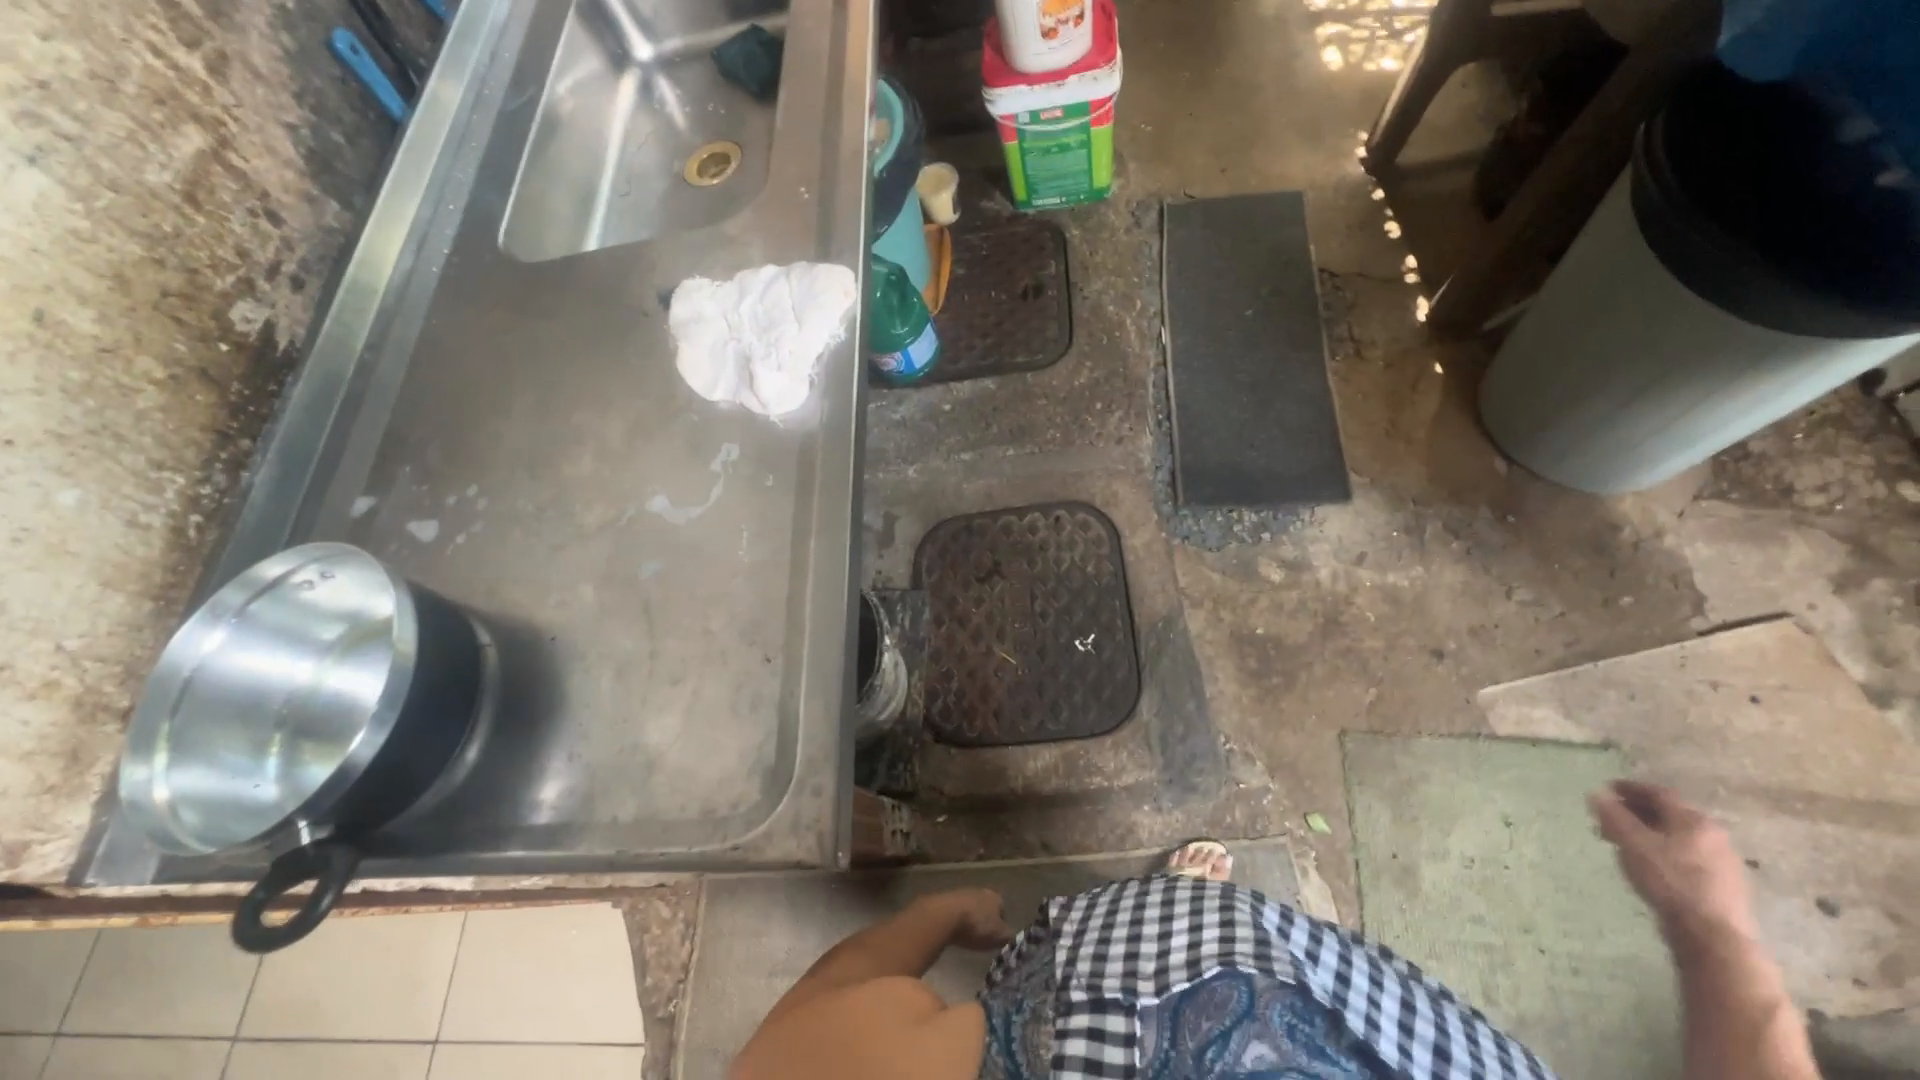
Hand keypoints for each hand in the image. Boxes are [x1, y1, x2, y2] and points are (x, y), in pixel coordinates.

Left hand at [923, 888, 1013, 951]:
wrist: (944, 916)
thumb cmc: (976, 926)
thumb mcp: (999, 936)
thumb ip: (1008, 936)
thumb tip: (1011, 935)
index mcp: (996, 897)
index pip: (1003, 910)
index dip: (1001, 924)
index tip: (997, 937)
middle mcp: (980, 890)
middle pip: (985, 907)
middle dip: (985, 920)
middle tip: (982, 937)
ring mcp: (961, 893)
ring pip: (970, 908)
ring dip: (969, 919)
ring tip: (967, 936)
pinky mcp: (944, 899)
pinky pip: (955, 911)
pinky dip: (956, 921)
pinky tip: (953, 932)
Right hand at [1589, 780, 1756, 944]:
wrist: (1714, 933)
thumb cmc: (1669, 880)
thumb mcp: (1632, 844)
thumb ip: (1614, 817)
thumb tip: (1598, 793)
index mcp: (1693, 819)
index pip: (1658, 794)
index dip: (1631, 788)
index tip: (1608, 789)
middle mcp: (1714, 834)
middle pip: (1671, 815)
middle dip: (1639, 813)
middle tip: (1612, 819)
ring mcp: (1724, 860)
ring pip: (1680, 837)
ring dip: (1652, 834)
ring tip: (1628, 844)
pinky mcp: (1725, 884)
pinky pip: (1689, 856)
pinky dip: (1667, 852)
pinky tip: (1654, 866)